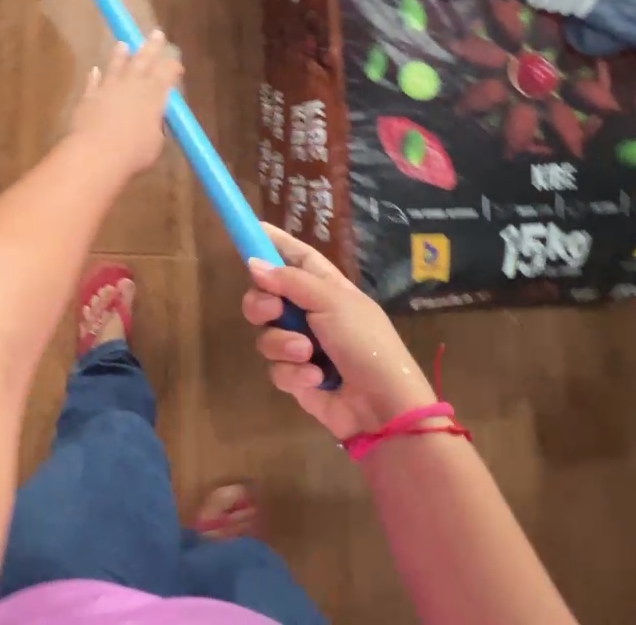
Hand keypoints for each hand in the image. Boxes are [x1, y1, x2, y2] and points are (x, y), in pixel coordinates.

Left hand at [67, 32, 181, 176]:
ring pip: (116, 66)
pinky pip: (93, 83)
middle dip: (151, 47)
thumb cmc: (134, 152)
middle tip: (157, 33)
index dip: (173, 66)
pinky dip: (94, 77)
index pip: (167, 73)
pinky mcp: (89, 97)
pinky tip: (94, 70)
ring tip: (123, 44)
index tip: (176, 64)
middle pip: (143, 61)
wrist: (97, 153)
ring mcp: (108, 89)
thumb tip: (152, 120)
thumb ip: (155, 125)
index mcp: (153, 94)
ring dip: (120, 55)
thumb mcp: (155, 141)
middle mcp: (132, 85)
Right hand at [241, 223, 436, 439]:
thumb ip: (290, 280)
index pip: (296, 256)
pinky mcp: (296, 377)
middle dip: (262, 303)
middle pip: (266, 295)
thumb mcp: (332, 302)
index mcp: (326, 288)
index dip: (275, 242)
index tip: (251, 228)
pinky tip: (316, 379)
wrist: (384, 407)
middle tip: (272, 310)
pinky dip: (293, 373)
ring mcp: (302, 346)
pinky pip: (275, 367)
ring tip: (307, 354)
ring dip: (284, 344)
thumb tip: (252, 263)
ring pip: (265, 334)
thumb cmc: (365, 343)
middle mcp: (311, 313)